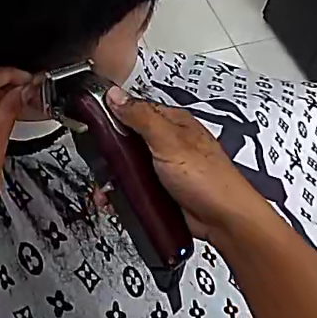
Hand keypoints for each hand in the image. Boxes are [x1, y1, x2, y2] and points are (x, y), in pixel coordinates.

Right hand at [105, 86, 273, 241]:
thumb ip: (141, 117)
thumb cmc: (210, 180)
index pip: (135, 109)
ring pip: (129, 167)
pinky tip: (117, 201)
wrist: (224, 221)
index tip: (92, 124)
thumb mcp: (169, 141)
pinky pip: (136, 188)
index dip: (112, 115)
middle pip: (128, 140)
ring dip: (114, 178)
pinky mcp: (162, 191)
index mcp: (173, 123)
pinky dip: (123, 194)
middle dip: (110, 154)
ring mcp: (165, 168)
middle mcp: (169, 143)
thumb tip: (116, 96)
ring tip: (107, 188)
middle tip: (101, 163)